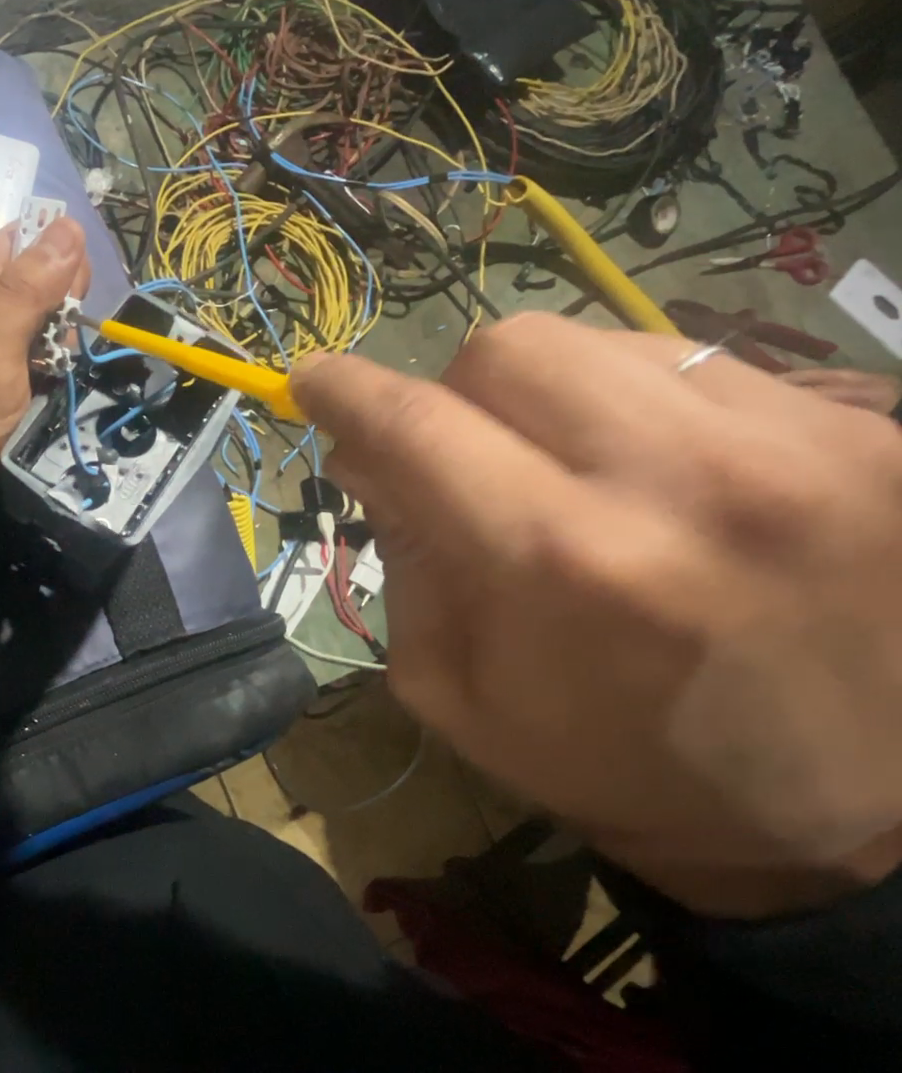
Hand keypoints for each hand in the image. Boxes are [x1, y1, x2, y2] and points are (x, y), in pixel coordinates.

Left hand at [0, 219, 89, 485]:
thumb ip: (25, 290)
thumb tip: (68, 227)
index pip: (31, 236)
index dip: (59, 259)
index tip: (65, 299)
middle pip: (46, 273)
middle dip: (63, 305)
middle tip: (51, 344)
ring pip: (51, 310)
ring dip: (61, 338)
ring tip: (45, 369)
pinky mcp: (4, 358)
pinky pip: (43, 342)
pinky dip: (52, 359)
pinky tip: (45, 380)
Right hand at [292, 313, 901, 918]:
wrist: (861, 814)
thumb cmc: (612, 763)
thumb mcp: (456, 688)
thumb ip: (405, 561)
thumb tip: (366, 457)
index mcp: (563, 563)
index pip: (418, 426)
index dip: (345, 391)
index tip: (310, 379)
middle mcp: (687, 480)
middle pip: (510, 349)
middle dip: (453, 394)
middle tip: (460, 453)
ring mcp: (803, 442)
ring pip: (605, 342)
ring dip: (548, 397)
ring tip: (568, 467)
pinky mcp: (877, 433)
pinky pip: (700, 365)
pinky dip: (638, 407)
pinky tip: (655, 475)